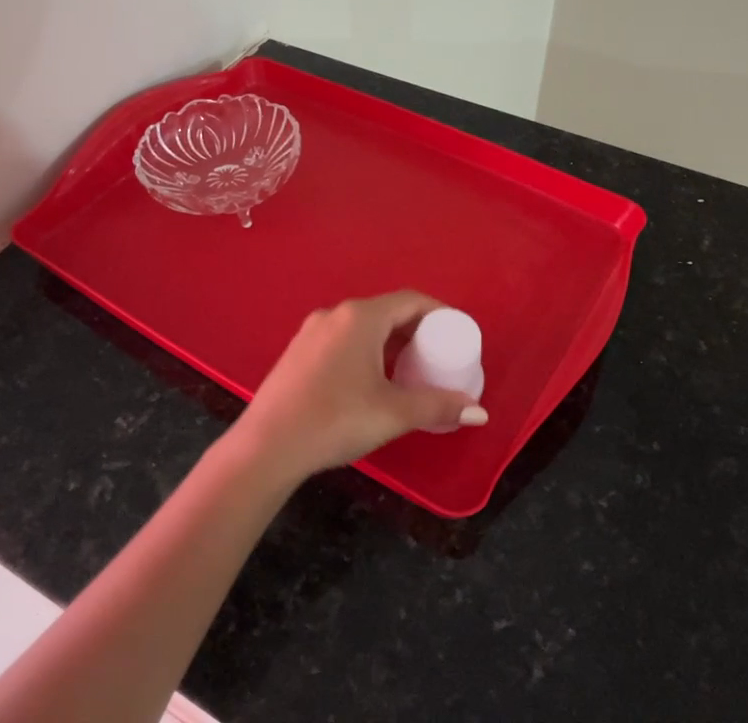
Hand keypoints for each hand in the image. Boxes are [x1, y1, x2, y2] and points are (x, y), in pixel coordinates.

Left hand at [230, 290, 487, 480]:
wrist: (267, 445)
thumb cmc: (336, 420)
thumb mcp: (394, 414)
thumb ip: (438, 407)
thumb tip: (479, 412)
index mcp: (360, 317)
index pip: (410, 301)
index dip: (439, 314)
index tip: (457, 334)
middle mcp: (334, 315)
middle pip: (386, 312)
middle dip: (415, 331)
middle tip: (437, 357)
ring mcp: (310, 333)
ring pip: (362, 328)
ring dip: (389, 344)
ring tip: (409, 372)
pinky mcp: (297, 354)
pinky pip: (342, 342)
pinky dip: (365, 352)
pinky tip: (371, 382)